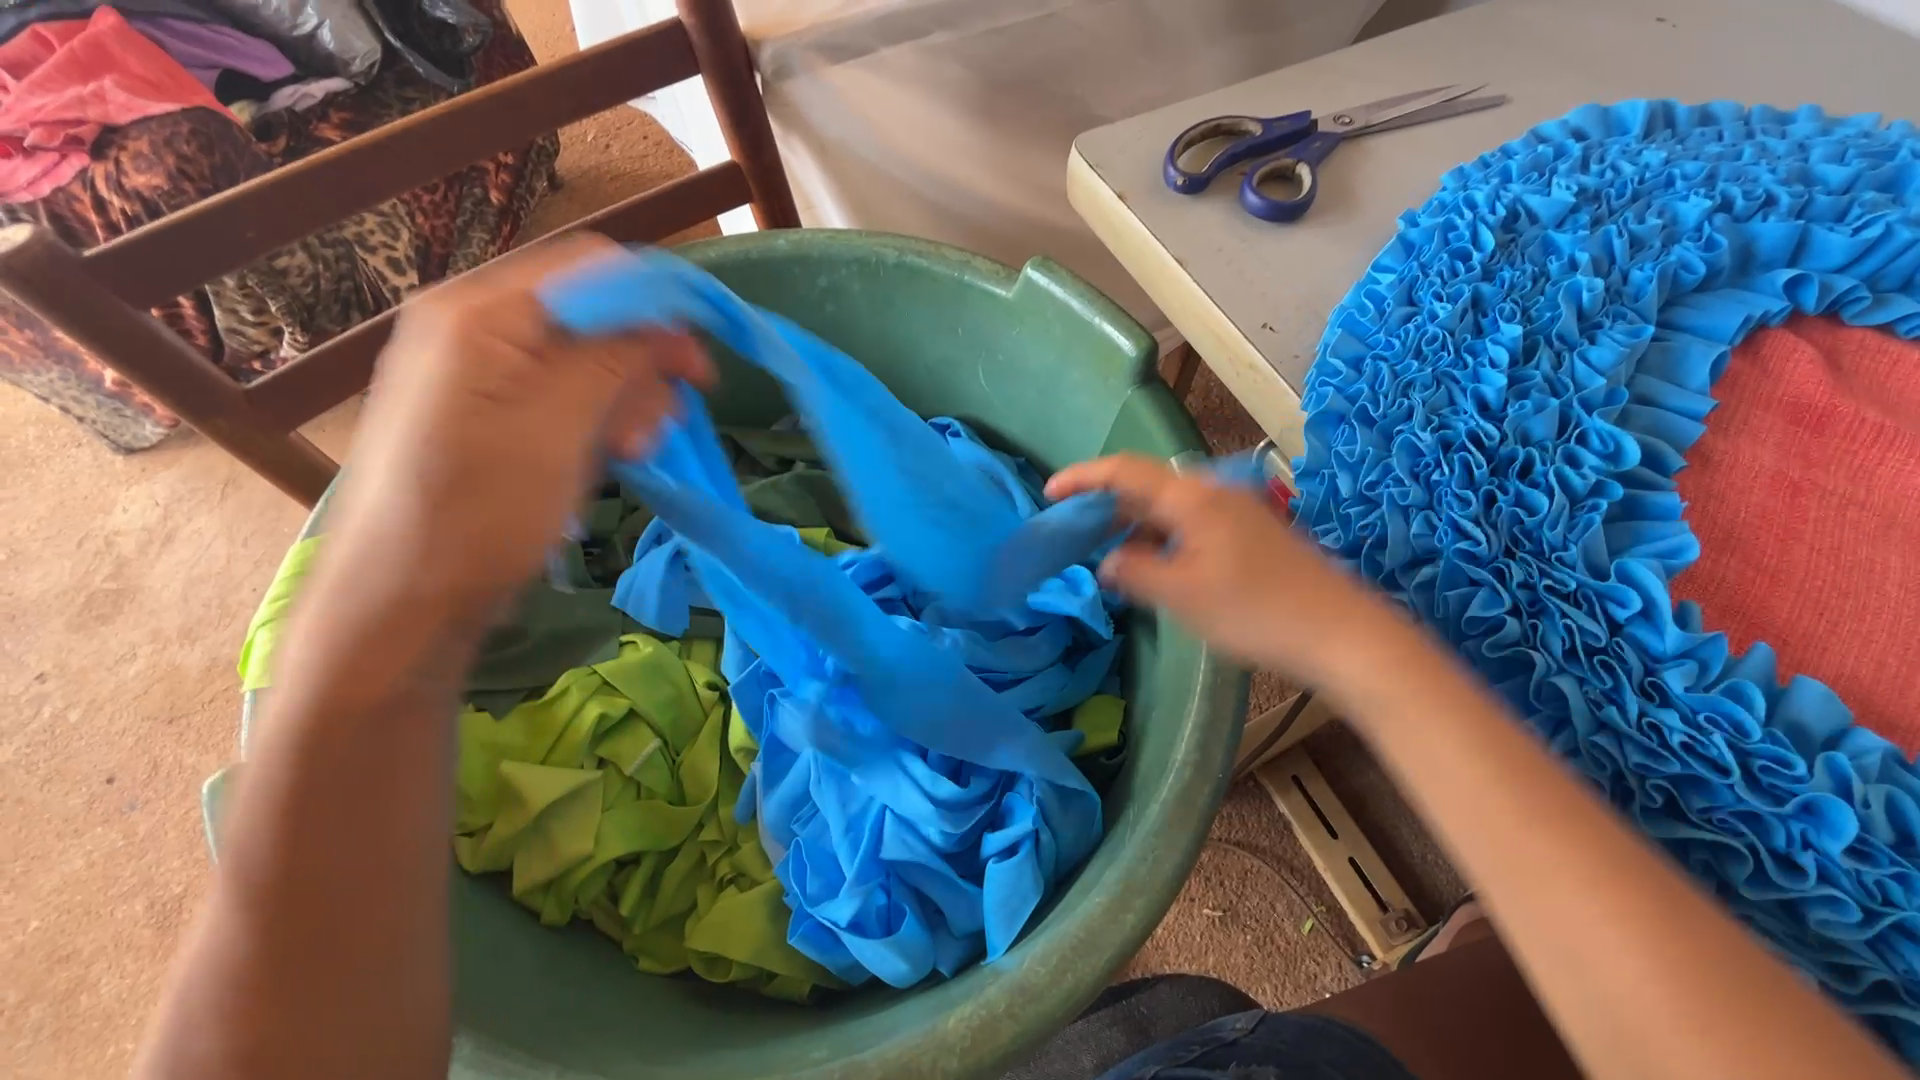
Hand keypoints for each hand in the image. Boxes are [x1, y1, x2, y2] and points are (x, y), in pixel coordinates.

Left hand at [332, 232, 712, 609]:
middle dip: (640, 361)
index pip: (592, 267)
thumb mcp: (559, 429)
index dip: (658, 304)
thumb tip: (668, 322)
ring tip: (635, 450)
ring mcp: (474, 369)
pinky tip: (609, 455)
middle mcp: (472, 325)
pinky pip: (559, 391)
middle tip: (666, 422)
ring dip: (623, 395)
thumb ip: (614, 359)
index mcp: (479, 313)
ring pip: (581, 355)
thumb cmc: (480, 513)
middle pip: (589, 312)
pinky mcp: (483, 409)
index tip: (699, 365)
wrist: (402, 602)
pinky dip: (595, 416)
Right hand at [1045, 454, 1401, 684]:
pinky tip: (1155, 568)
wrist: (1343, 633)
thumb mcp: (1182, 596)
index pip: (1125, 471)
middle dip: (1105, 504)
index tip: (1048, 493)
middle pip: (1147, 486)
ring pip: (1170, 508)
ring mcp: (1236, 514)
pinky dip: (1162, 539)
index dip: (1083, 477)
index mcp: (1193, 499)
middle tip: (1072, 532)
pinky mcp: (1251, 536)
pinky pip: (1191, 525)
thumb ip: (1135, 573)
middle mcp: (1214, 494)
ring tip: (1107, 555)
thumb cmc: (1256, 612)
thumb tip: (1107, 562)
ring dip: (1134, 526)